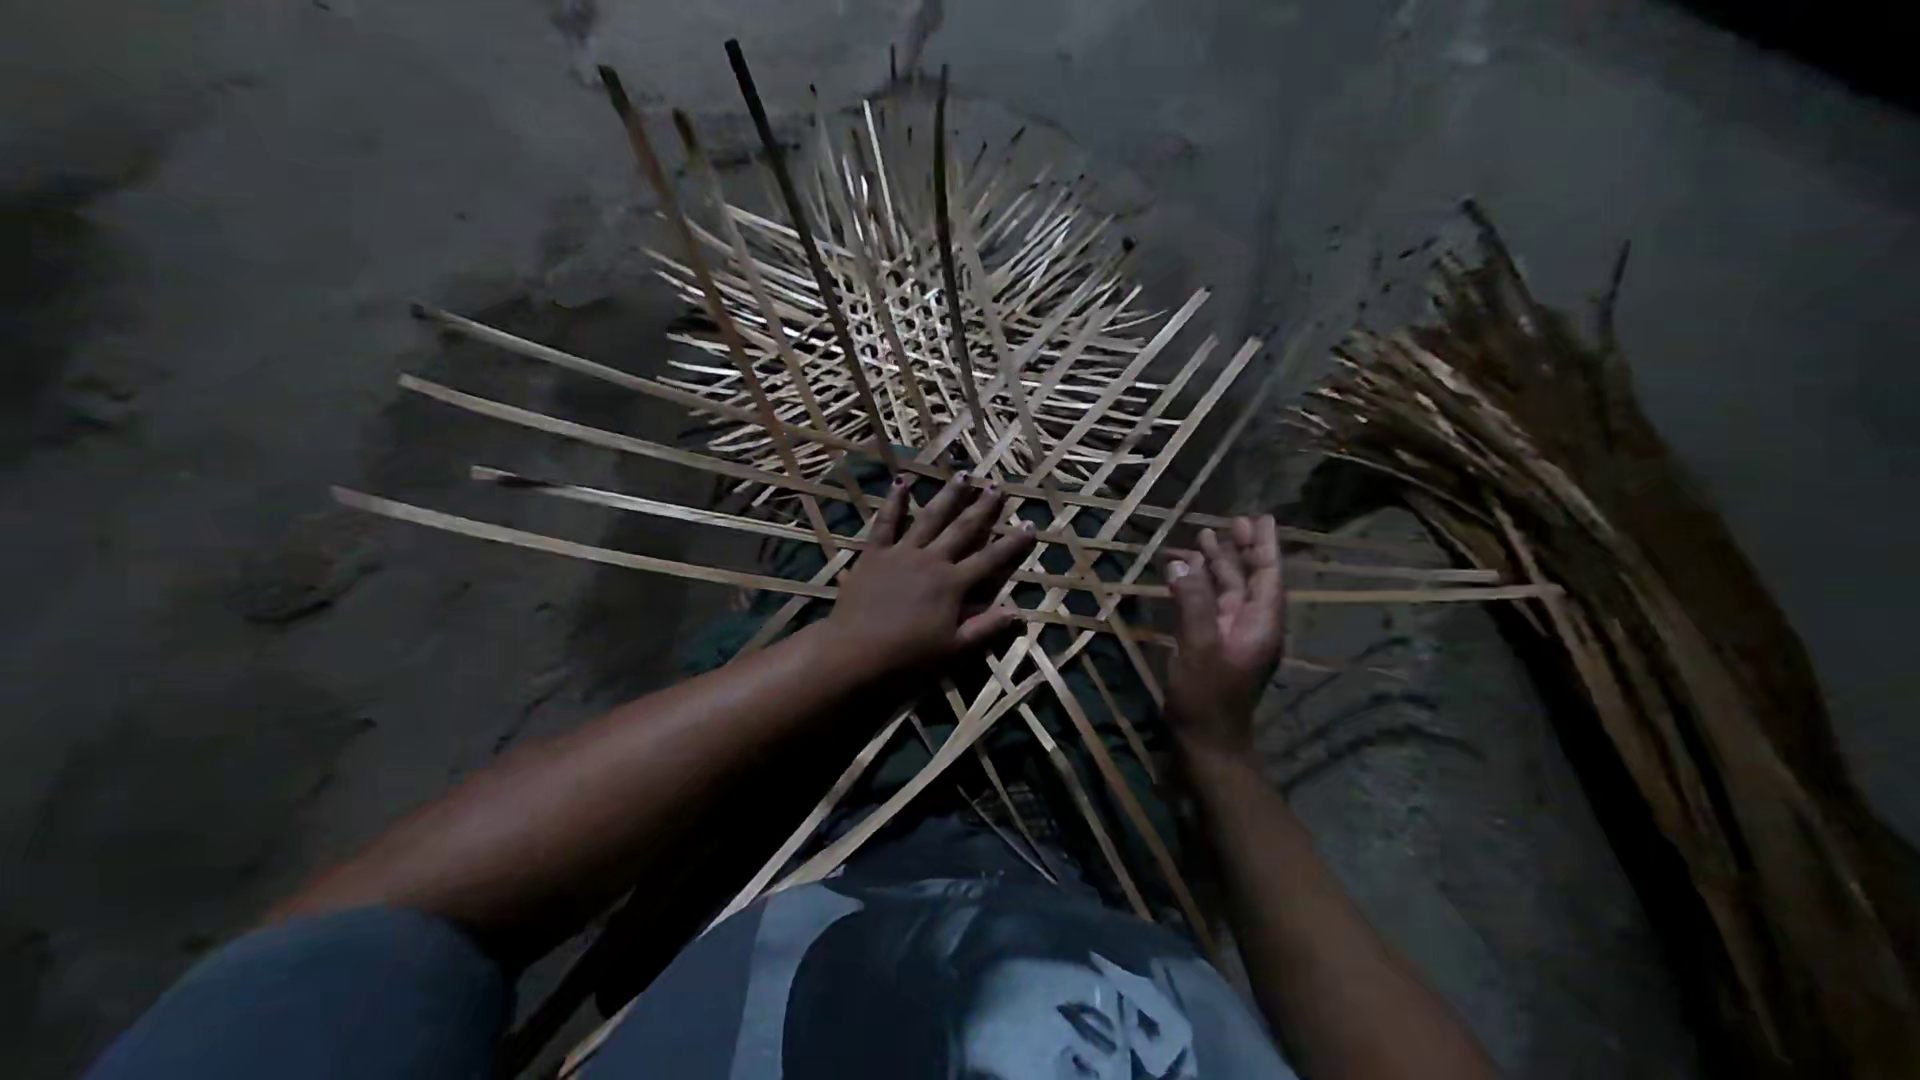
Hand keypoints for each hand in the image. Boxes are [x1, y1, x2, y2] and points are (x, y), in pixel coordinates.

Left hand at [815, 472, 1035, 680]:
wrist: (854, 654)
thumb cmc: (908, 658)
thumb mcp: (954, 650)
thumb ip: (987, 629)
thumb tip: (1020, 613)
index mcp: (953, 585)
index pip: (991, 560)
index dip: (1012, 544)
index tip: (1030, 526)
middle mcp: (932, 560)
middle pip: (963, 529)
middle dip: (983, 508)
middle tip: (998, 487)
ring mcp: (902, 553)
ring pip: (930, 517)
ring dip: (949, 496)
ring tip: (964, 475)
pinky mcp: (874, 554)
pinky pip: (886, 522)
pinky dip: (895, 501)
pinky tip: (902, 482)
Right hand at [1164, 515, 1284, 761]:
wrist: (1206, 742)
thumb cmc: (1208, 696)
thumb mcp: (1199, 646)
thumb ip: (1193, 602)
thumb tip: (1180, 564)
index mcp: (1261, 624)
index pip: (1268, 575)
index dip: (1264, 546)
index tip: (1260, 519)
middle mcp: (1251, 625)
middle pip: (1250, 579)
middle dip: (1241, 550)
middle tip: (1230, 521)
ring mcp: (1232, 636)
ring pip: (1229, 591)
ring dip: (1217, 565)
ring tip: (1203, 536)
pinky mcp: (1214, 645)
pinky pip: (1210, 605)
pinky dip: (1200, 586)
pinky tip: (1185, 573)